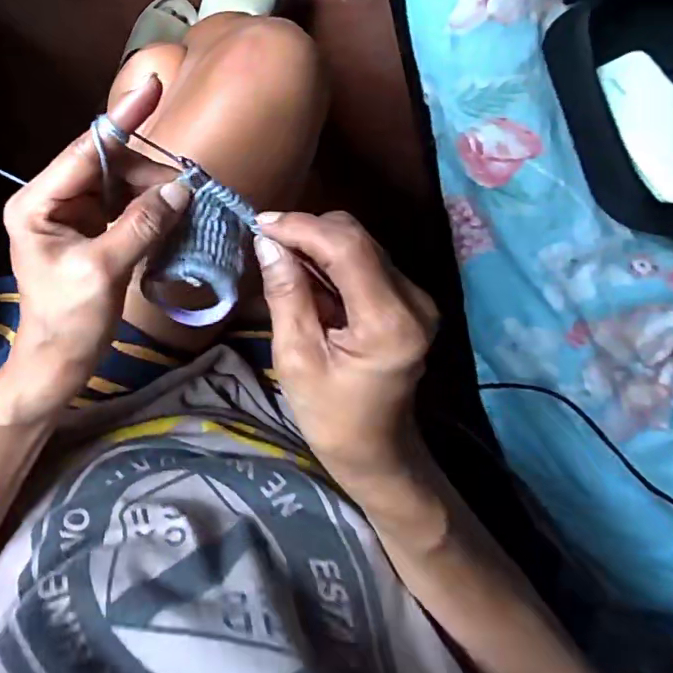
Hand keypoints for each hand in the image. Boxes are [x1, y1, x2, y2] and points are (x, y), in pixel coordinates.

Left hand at [0, 75, 191, 424]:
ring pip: (116, 183)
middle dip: (146, 172)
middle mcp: (48, 200)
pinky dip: (147, 207)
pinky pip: (121, 205)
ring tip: (183, 204)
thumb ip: (140, 225)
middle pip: (103, 165)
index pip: (82, 151)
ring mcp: (68, 213)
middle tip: (186, 189)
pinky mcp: (86, 229)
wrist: (56, 364)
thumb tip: (180, 189)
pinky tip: (170, 213)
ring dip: (150, 190)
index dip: (121, 120)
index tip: (151, 86)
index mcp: (36, 203)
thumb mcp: (103, 271)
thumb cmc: (68, 321)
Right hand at [253, 211, 437, 485]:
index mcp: (388, 322)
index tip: (258, 223)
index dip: (301, 226)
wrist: (376, 448)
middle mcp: (413, 300)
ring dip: (313, 241)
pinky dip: (326, 255)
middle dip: (305, 230)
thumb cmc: (329, 413)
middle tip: (263, 241)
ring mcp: (414, 298)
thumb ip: (285, 294)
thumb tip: (267, 242)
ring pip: (357, 241)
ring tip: (278, 258)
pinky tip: (302, 273)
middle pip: (355, 237)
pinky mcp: (405, 298)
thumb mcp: (295, 357)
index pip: (347, 247)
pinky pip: (361, 257)